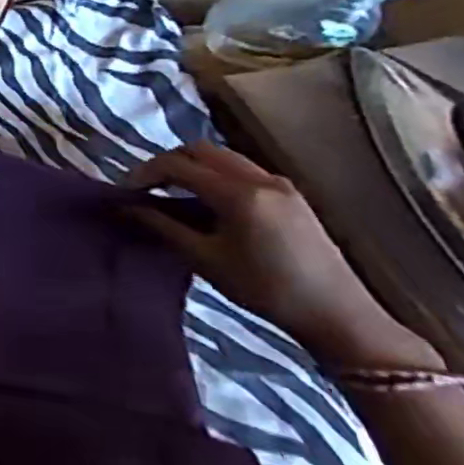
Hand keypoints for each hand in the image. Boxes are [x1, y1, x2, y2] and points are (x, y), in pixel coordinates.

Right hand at [126, 143, 442, 369]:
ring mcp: (279, 183)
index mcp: (238, 193)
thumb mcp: (205, 259)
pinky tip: (207, 201)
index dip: (146, 172)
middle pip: (200, 150)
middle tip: (147, 187)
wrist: (337, 314)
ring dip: (193, 166)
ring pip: (223, 156)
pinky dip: (215, 174)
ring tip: (173, 192)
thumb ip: (163, 227)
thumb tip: (126, 208)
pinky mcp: (290, 193)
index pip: (178, 164)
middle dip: (168, 162)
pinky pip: (242, 169)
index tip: (126, 191)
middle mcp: (260, 177)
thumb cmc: (264, 289)